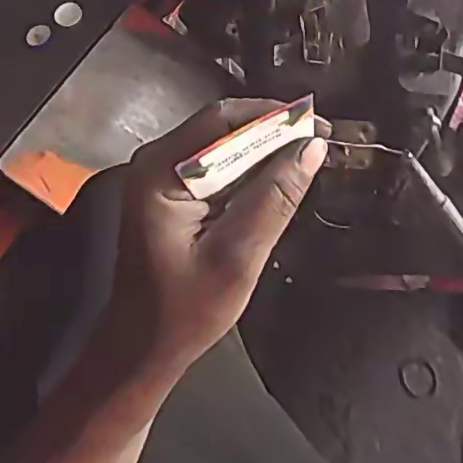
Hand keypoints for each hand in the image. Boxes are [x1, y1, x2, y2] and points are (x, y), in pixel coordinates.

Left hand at [101, 100, 326, 383]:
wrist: (144, 346)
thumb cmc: (184, 312)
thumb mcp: (237, 257)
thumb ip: (275, 198)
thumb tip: (311, 149)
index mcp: (160, 173)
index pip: (224, 121)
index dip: (275, 116)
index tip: (317, 124)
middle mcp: (155, 161)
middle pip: (223, 124)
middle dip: (274, 127)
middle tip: (319, 136)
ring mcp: (161, 172)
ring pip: (223, 139)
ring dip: (266, 143)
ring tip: (308, 150)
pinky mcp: (172, 186)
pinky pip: (218, 159)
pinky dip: (251, 162)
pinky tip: (281, 171)